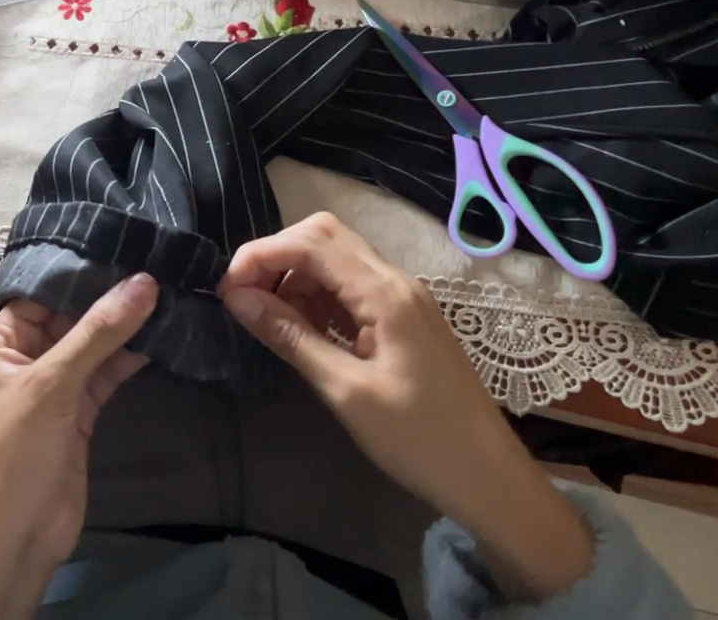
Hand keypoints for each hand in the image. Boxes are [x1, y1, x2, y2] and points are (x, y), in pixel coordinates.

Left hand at [0, 273, 156, 618]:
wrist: (17, 537)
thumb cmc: (16, 451)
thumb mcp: (53, 385)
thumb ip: (99, 333)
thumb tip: (144, 282)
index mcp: (2, 341)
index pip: (42, 293)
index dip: (79, 272)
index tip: (122, 245)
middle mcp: (27, 356)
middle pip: (71, 316)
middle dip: (108, 298)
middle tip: (154, 264)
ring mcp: (55, 385)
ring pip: (93, 345)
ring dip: (124, 328)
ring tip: (167, 295)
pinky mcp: (79, 412)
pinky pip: (106, 374)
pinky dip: (129, 359)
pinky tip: (160, 338)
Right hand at [219, 213, 594, 601]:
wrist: (492, 482)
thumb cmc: (419, 440)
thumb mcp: (345, 391)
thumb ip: (289, 336)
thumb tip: (235, 297)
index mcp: (385, 293)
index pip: (310, 244)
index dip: (260, 256)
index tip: (226, 291)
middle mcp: (394, 280)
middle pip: (324, 235)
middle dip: (275, 256)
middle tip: (245, 297)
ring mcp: (401, 297)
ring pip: (335, 256)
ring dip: (294, 275)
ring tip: (269, 317)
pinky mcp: (401, 317)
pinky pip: (348, 284)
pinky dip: (316, 294)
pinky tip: (300, 327)